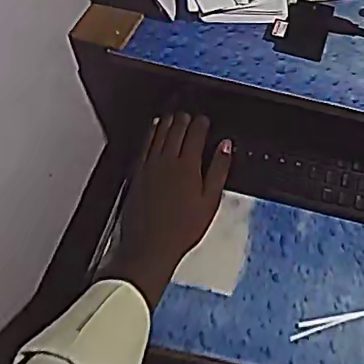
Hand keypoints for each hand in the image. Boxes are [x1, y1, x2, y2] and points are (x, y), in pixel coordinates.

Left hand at [100, 113, 231, 309]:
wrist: (149, 247)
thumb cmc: (182, 229)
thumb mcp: (210, 201)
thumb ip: (219, 169)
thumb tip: (226, 146)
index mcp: (187, 165)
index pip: (195, 134)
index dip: (201, 123)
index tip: (204, 120)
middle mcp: (167, 160)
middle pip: (176, 129)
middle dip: (185, 119)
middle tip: (190, 116)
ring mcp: (150, 165)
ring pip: (159, 133)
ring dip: (167, 122)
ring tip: (173, 116)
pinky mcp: (138, 172)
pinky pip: (145, 144)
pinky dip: (151, 132)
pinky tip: (154, 129)